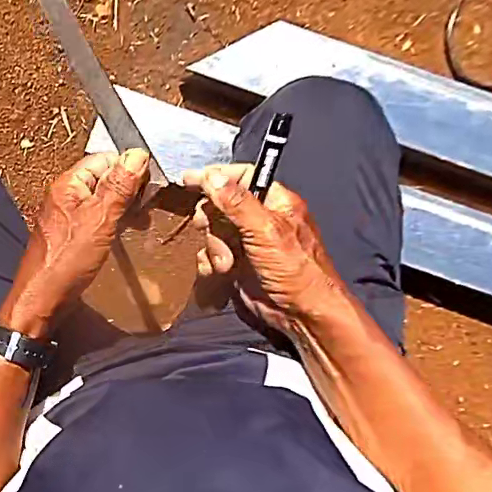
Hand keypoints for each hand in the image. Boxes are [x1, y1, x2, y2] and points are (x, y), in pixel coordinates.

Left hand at [0, 148, 150, 337]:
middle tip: (145, 205)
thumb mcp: (100, 219)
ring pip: (100, 200)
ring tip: (138, 221)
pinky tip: (122, 233)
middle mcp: (64, 196)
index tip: (147, 183)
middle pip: (102, 178)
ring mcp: (66, 216)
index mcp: (68, 184)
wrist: (42, 299)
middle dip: (127, 189)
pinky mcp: (70, 235)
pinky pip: (95, 218)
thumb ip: (119, 187)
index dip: (127, 167)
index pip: (103, 159)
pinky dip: (111, 222)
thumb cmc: (65, 261)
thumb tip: (137, 155)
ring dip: (122, 207)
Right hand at [181, 163, 346, 334]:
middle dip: (212, 220)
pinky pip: (211, 256)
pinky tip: (221, 273)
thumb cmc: (296, 271)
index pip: (240, 176)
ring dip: (213, 248)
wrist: (301, 315)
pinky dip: (210, 264)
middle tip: (208, 226)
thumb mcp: (266, 231)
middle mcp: (260, 219)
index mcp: (274, 202)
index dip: (215, 177)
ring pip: (212, 232)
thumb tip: (212, 177)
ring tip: (227, 264)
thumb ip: (237, 202)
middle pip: (220, 205)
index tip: (189, 180)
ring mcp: (247, 243)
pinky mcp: (237, 265)